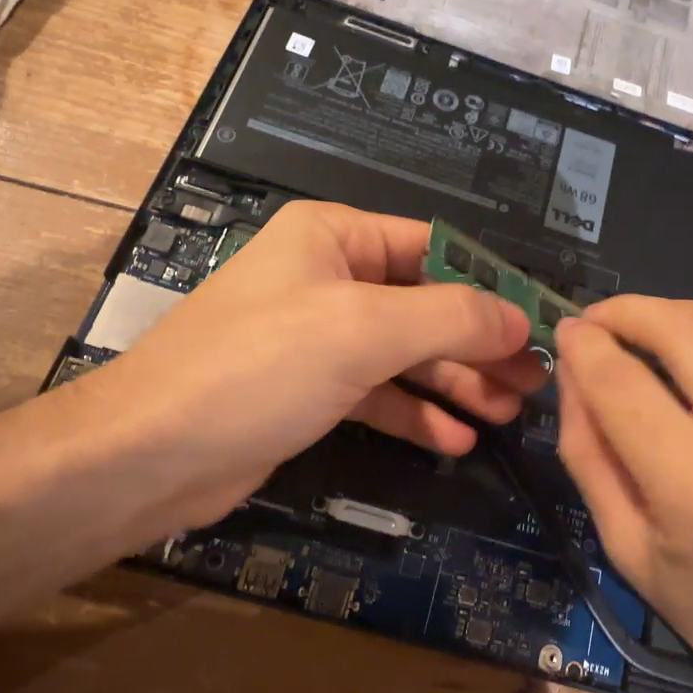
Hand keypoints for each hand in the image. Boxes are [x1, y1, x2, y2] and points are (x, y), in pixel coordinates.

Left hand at [60, 201, 544, 529]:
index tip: (543, 325)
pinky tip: (456, 439)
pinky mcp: (308, 391)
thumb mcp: (363, 330)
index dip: (492, 285)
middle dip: (480, 344)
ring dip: (456, 382)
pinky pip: (378, 393)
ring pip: (405, 353)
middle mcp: (327, 278)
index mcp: (334, 238)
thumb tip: (520, 319)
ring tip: (509, 413)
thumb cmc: (258, 368)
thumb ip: (450, 318)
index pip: (434, 249)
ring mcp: (317, 337)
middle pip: (425, 305)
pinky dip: (416, 413)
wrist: (150, 454)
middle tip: (535, 382)